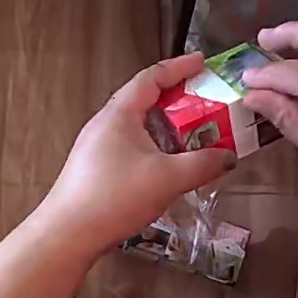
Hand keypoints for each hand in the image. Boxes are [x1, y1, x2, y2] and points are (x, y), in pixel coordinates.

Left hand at [36, 54, 235, 251]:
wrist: (68, 234)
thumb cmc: (116, 196)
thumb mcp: (169, 178)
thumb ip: (204, 164)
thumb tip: (229, 157)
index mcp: (120, 114)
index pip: (151, 78)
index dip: (179, 67)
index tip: (203, 62)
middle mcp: (106, 124)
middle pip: (145, 100)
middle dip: (177, 98)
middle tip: (206, 101)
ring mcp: (98, 147)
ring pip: (139, 126)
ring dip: (168, 126)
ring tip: (194, 134)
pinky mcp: (96, 169)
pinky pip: (132, 146)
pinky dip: (156, 146)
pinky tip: (169, 166)